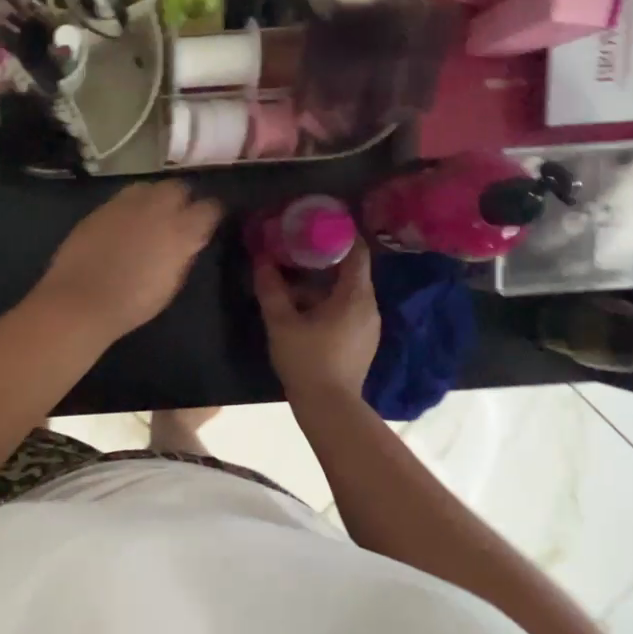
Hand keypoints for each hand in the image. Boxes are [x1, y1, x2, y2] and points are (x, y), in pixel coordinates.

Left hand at [34, 180, 222, 340]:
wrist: (80, 300)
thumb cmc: (131, 304)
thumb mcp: (170, 286)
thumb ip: (183, 257)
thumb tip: (190, 243)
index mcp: (180, 230)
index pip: (210, 208)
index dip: (213, 214)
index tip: (212, 223)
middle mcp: (156, 207)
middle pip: (179, 187)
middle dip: (184, 199)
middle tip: (180, 217)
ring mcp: (125, 204)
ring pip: (150, 186)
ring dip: (156, 198)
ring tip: (152, 216)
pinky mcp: (101, 207)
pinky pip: (124, 197)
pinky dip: (132, 206)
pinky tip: (126, 224)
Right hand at [254, 240, 380, 403]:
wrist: (329, 407)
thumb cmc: (306, 360)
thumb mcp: (281, 323)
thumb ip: (271, 289)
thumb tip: (262, 260)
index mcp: (355, 295)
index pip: (356, 251)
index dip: (338, 234)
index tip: (316, 226)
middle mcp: (370, 306)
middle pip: (351, 272)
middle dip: (324, 261)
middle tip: (296, 253)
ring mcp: (370, 326)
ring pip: (347, 294)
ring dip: (323, 286)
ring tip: (294, 284)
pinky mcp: (364, 342)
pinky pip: (349, 312)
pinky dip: (330, 304)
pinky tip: (306, 313)